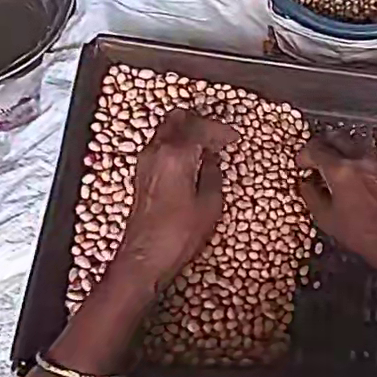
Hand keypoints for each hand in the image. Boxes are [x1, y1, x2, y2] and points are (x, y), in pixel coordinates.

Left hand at [109, 109, 236, 292]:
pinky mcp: (141, 175)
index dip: (221, 130)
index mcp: (175, 155)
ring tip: (207, 145)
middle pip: (178, 120)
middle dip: (200, 122)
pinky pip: (160, 147)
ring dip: (187, 132)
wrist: (145, 256)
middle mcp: (156, 152)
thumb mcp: (209, 204)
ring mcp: (145, 163)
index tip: (235, 137)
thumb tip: (212, 161)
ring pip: (166, 131)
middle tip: (219, 133)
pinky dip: (177, 146)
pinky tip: (191, 160)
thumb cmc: (179, 233)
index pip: (200, 128)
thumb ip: (212, 175)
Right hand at [297, 133, 376, 271]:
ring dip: (338, 149)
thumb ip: (311, 195)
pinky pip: (365, 154)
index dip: (304, 155)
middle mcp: (360, 160)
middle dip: (321, 145)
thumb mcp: (326, 218)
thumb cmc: (360, 234)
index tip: (301, 164)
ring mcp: (376, 162)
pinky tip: (349, 173)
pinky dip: (353, 157)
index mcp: (341, 170)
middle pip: (335, 137)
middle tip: (313, 159)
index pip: (316, 149)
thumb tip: (305, 182)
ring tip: (330, 166)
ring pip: (352, 143)